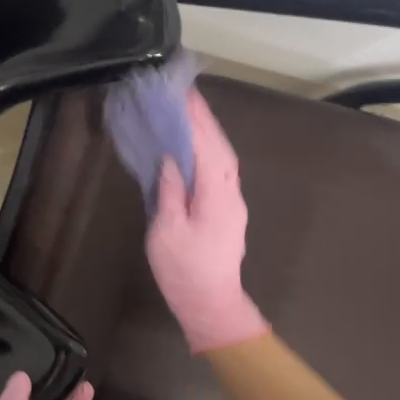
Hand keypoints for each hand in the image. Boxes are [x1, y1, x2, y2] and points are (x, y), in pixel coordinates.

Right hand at [146, 87, 271, 353]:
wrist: (210, 304)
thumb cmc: (184, 270)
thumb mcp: (167, 231)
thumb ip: (170, 192)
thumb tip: (171, 160)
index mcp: (217, 197)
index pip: (208, 149)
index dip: (196, 121)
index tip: (184, 96)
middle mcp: (231, 195)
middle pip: (221, 149)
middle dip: (204, 121)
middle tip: (185, 96)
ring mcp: (232, 203)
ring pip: (223, 159)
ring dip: (207, 134)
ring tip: (188, 113)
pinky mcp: (226, 212)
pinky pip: (218, 171)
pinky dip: (207, 151)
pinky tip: (194, 146)